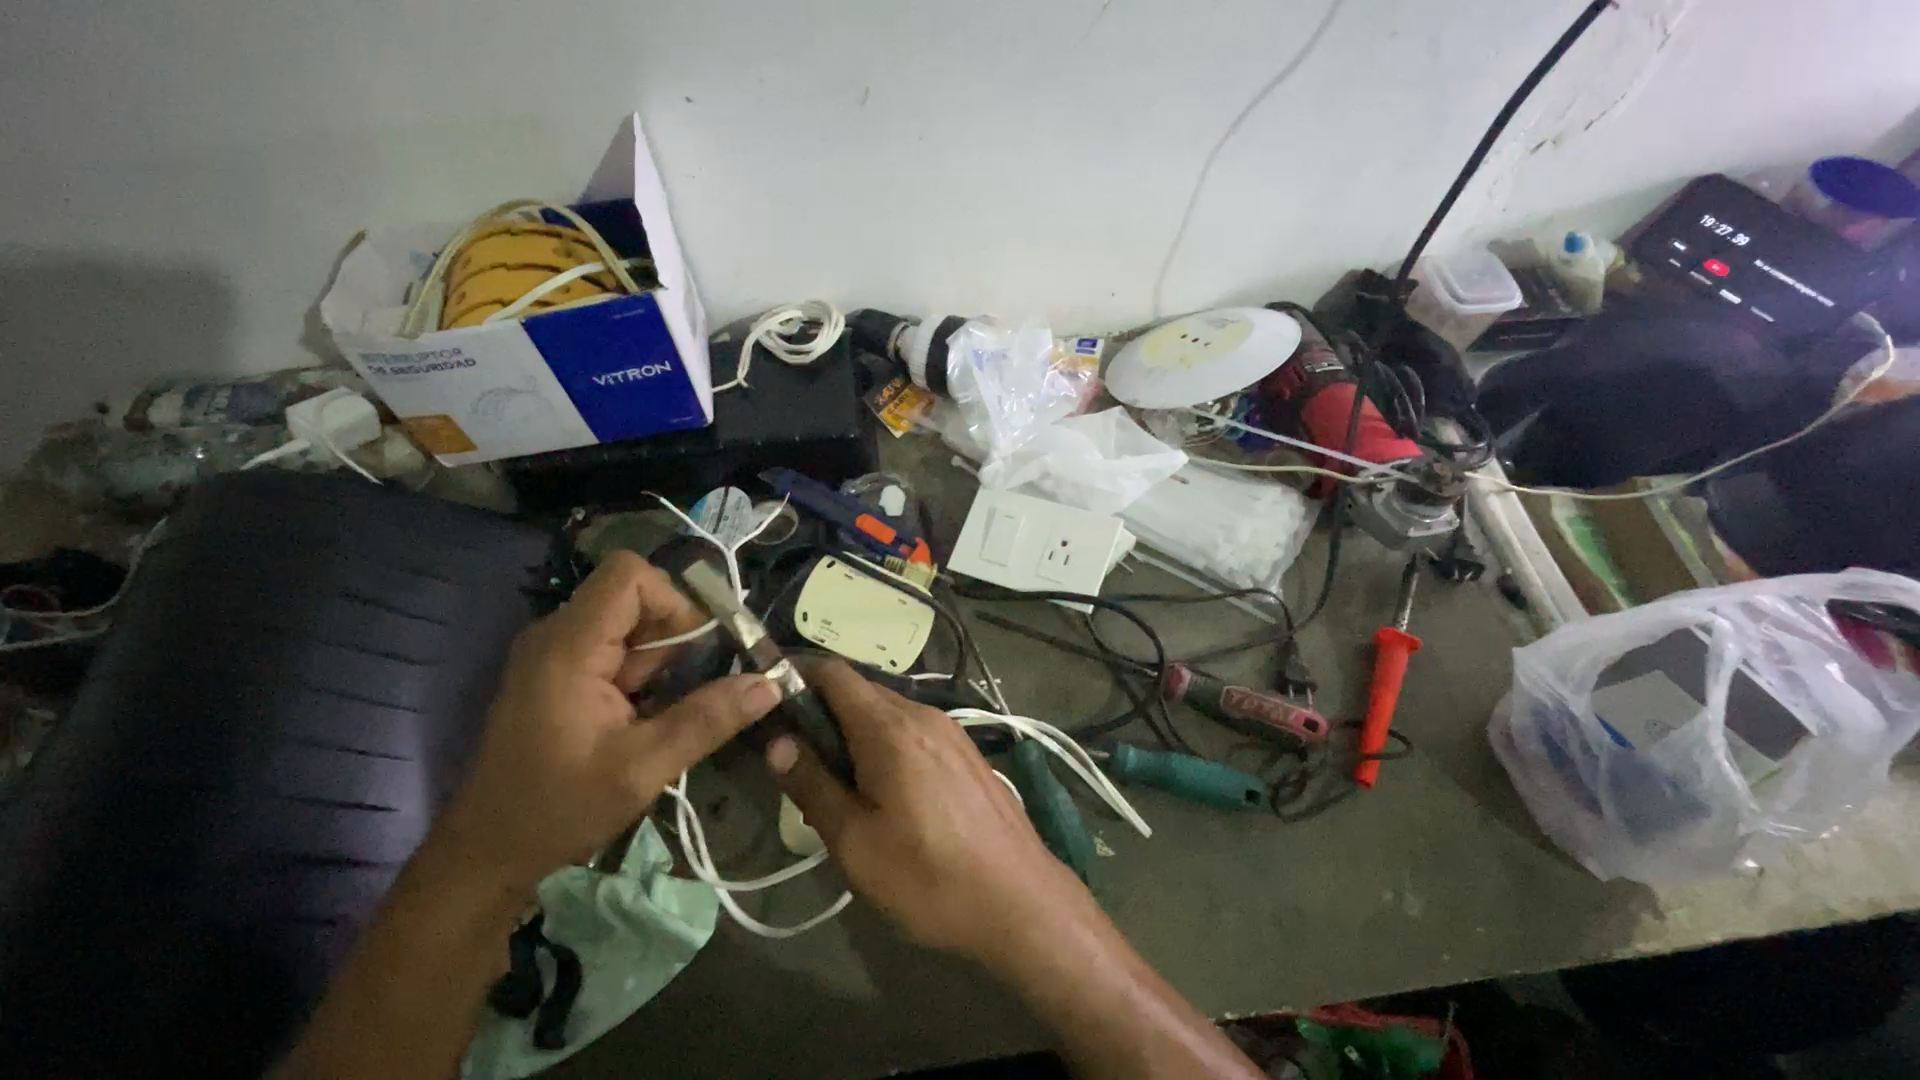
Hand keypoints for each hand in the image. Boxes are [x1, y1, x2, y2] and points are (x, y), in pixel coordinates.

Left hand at [429, 550, 782, 893]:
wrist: (487, 852)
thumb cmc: (558, 810)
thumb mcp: (642, 769)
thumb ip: (706, 720)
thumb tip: (769, 685)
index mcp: (569, 647)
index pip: (628, 575)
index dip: (673, 601)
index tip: (697, 651)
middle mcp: (557, 636)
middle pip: (634, 598)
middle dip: (675, 638)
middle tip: (690, 691)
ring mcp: (555, 655)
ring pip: (629, 626)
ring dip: (661, 661)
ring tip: (666, 714)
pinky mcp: (559, 675)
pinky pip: (614, 650)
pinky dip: (642, 675)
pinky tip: (645, 719)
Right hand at [766, 661, 1098, 968]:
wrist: (1022, 903)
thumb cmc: (929, 877)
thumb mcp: (855, 842)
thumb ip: (813, 786)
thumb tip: (776, 743)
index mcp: (890, 727)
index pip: (833, 673)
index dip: (794, 679)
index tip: (766, 709)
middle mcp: (923, 715)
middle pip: (860, 693)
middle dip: (821, 716)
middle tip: (797, 766)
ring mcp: (952, 734)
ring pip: (887, 715)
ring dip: (854, 737)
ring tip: (837, 791)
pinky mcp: (968, 756)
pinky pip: (913, 734)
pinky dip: (885, 748)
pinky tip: (884, 798)